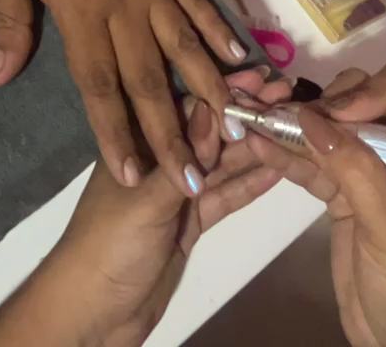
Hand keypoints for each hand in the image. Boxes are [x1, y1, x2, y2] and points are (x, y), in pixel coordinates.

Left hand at [0, 0, 247, 197]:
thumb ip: (10, 22)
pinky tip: (238, 57)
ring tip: (231, 131)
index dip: (115, 131)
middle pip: (148, 77)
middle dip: (168, 132)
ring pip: (184, 44)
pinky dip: (217, 29)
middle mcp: (123, 3)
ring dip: (208, 90)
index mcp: (80, 7)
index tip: (132, 175)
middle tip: (189, 181)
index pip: (99, 82)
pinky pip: (197, 0)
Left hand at [0, 75, 293, 346]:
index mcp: (137, 141)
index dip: (222, 91)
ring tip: (293, 126)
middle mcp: (158, 158)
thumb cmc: (109, 245)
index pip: (186, 107)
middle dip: (245, 114)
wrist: (92, 310)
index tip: (260, 75)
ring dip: (254, 146)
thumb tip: (213, 105)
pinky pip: (222, 197)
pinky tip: (279, 170)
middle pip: (207, 131)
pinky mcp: (187, 222)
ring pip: (220, 163)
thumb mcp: (146, 200)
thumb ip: (181, 157)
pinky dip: (247, 185)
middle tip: (286, 95)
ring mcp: (175, 191)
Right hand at [258, 65, 385, 346]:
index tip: (336, 113)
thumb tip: (311, 115)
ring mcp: (367, 173)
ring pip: (327, 129)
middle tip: (288, 112)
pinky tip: (256, 141)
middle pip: (358, 100)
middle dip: (322, 102)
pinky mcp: (341, 196)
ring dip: (292, 122)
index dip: (368, 90)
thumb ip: (354, 169)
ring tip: (254, 113)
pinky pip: (310, 162)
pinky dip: (283, 151)